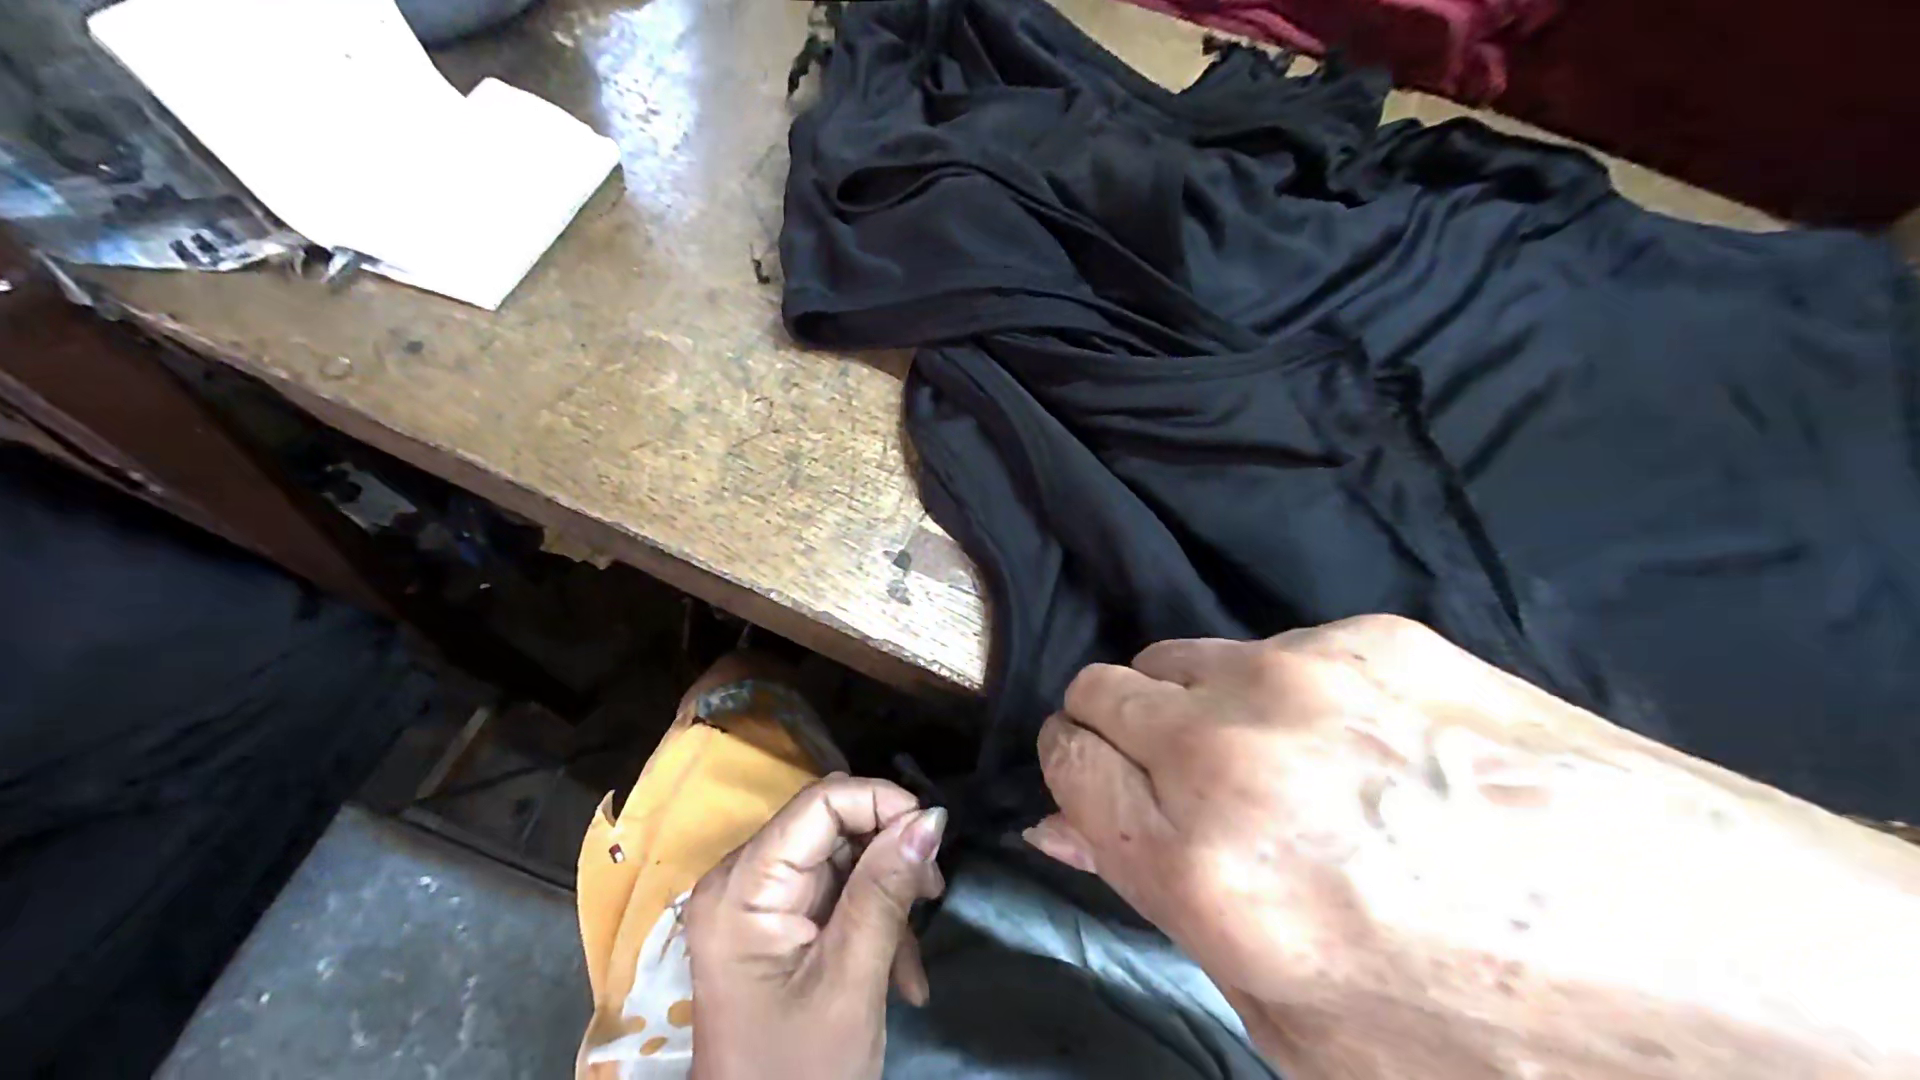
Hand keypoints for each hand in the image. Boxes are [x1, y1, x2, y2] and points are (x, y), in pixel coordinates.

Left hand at [686, 774, 946, 1079]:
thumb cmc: (800, 1076)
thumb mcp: (851, 982)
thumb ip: (886, 891)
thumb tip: (932, 816)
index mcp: (743, 888)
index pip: (820, 802)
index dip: (881, 802)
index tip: (932, 838)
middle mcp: (741, 879)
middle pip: (830, 824)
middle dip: (888, 851)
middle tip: (932, 892)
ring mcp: (756, 901)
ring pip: (841, 854)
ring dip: (887, 890)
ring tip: (913, 952)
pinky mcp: (774, 921)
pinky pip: (835, 889)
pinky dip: (872, 916)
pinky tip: (899, 970)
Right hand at [1028, 615, 1919, 1079]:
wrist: (1745, 974)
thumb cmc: (1493, 1047)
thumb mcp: (1292, 1022)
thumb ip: (1158, 902)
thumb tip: (1066, 824)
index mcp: (1203, 870)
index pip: (1068, 763)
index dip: (1071, 774)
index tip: (1096, 788)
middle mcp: (1229, 755)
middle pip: (1099, 687)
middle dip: (1109, 730)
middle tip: (1163, 777)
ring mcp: (1303, 676)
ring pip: (1169, 655)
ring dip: (1182, 702)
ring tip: (1258, 756)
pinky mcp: (1371, 635)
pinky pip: (1267, 650)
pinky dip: (1272, 690)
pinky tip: (1355, 740)